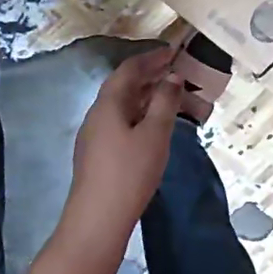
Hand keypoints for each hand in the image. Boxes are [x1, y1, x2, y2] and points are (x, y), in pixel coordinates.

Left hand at [62, 45, 183, 249]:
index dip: (152, 57)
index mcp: (108, 103)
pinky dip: (140, 114)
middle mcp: (97, 114)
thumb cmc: (129, 173)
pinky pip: (121, 121)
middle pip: (124, 85)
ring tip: (171, 97)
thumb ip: (165, 101)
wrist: (97, 222)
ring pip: (123, 105)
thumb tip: (173, 76)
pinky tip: (154, 126)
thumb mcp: (155, 134)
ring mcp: (94, 136)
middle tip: (177, 72)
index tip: (173, 51)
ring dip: (146, 96)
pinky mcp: (97, 154)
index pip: (129, 69)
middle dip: (150, 75)